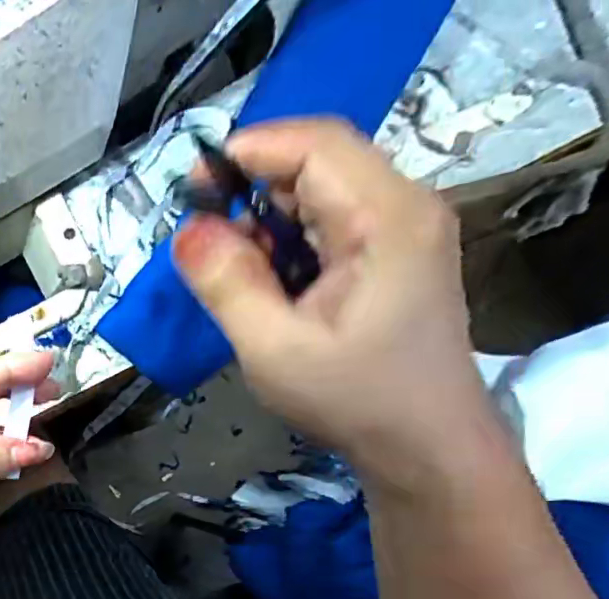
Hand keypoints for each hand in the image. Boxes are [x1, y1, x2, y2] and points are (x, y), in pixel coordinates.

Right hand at [171, 118, 501, 487]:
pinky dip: (287, 244)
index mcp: (384, 217)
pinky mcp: (391, 257)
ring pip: (321, 195)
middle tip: (204, 244)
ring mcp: (401, 231)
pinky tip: (268, 287)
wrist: (423, 444)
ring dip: (266, 223)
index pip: (315, 144)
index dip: (249, 151)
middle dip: (251, 191)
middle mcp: (402, 207)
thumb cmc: (352, 399)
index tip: (192, 190)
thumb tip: (185, 232)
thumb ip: (228, 285)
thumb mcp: (273, 348)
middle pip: (318, 163)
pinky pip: (330, 226)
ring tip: (234, 276)